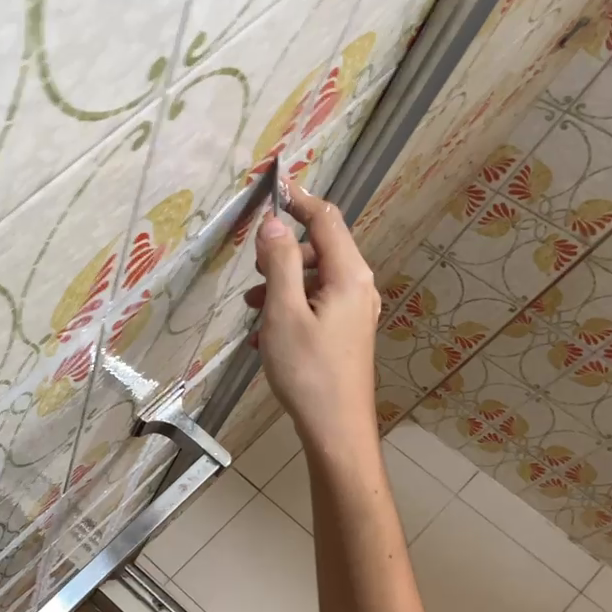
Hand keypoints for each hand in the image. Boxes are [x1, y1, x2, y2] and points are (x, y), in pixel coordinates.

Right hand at [245, 187, 383, 458]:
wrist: (335, 425)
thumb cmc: (307, 370)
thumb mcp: (283, 313)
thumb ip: (280, 264)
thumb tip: (273, 223)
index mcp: (348, 275)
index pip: (326, 219)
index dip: (299, 199)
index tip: (274, 187)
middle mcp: (359, 286)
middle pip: (322, 248)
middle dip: (285, 251)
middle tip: (253, 271)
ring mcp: (354, 311)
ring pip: (315, 278)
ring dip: (282, 284)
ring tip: (253, 310)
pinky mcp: (346, 332)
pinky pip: (316, 303)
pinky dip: (290, 307)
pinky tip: (266, 334)